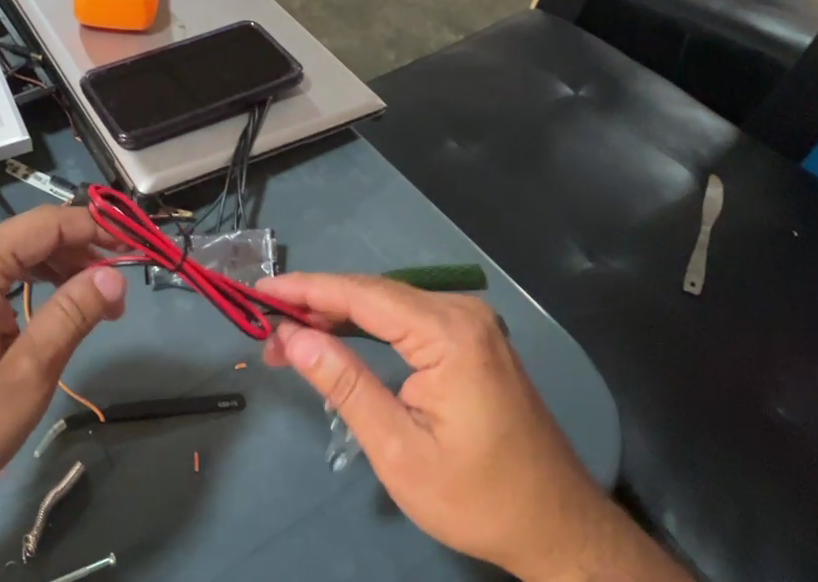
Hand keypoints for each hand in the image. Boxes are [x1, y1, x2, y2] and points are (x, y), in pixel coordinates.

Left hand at [0, 207, 126, 579]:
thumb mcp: (27, 374)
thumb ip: (72, 315)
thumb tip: (114, 275)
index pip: (47, 223)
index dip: (96, 230)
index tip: (136, 250)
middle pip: (29, 236)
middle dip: (79, 255)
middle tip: (117, 293)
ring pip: (10, 257)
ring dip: (55, 272)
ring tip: (92, 305)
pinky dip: (25, 287)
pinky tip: (48, 312)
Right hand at [257, 273, 687, 581]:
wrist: (558, 529)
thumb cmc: (477, 497)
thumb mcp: (398, 449)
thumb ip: (345, 384)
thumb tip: (293, 337)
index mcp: (450, 334)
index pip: (362, 295)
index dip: (306, 289)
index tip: (259, 291)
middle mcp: (463, 314)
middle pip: (373, 293)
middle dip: (315, 305)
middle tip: (266, 327)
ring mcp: (472, 324)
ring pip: (388, 303)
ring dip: (337, 315)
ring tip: (289, 334)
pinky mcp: (473, 340)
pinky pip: (407, 318)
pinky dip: (366, 325)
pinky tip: (336, 336)